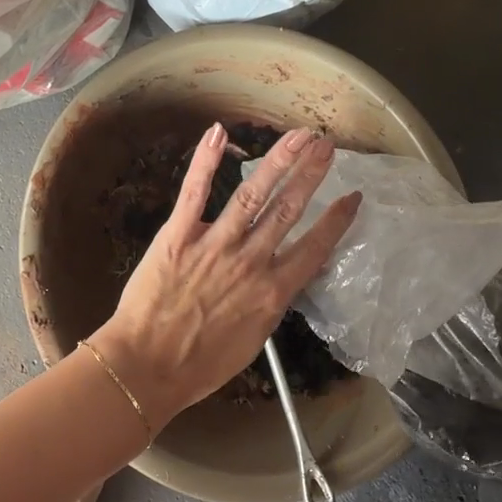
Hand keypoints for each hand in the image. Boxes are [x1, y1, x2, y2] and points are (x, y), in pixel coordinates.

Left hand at [88, 124, 358, 430]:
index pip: (315, 248)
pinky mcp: (178, 236)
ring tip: (298, 136)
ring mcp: (214, 245)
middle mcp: (249, 262)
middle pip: (288, 210)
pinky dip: (206, 160)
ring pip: (252, 195)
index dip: (336, 221)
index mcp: (272, 292)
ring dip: (278, 161)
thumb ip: (270, 302)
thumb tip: (285, 275)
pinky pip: (195, 192)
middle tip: (327, 145)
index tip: (353, 197)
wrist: (148, 369)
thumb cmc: (200, 364)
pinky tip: (219, 133)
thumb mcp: (253, 340)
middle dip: (310, 174)